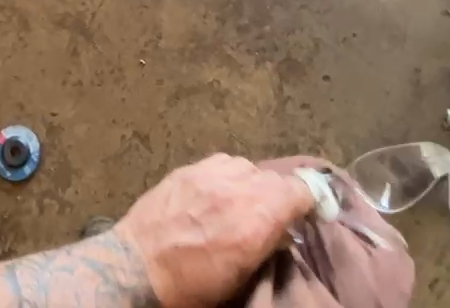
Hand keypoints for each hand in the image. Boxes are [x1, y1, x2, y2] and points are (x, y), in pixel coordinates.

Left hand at [114, 153, 316, 307]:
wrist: (138, 265)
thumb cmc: (193, 284)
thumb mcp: (242, 276)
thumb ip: (268, 244)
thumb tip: (284, 231)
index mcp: (256, 218)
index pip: (299, 190)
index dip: (310, 200)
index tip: (311, 213)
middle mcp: (238, 188)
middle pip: (276, 177)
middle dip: (282, 195)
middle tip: (277, 216)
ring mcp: (211, 172)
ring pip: (249, 167)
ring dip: (254, 184)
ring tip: (246, 204)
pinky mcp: (189, 167)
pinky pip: (222, 163)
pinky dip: (229, 176)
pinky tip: (222, 193)